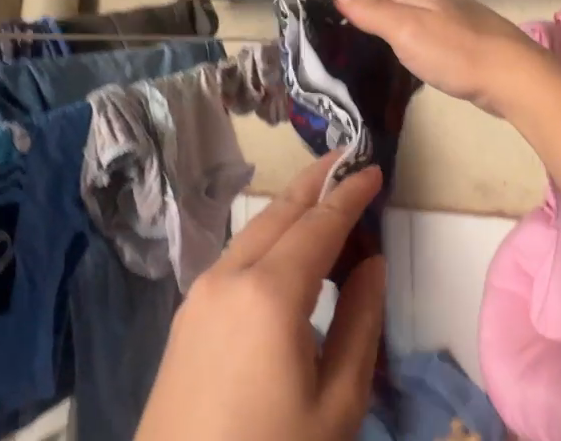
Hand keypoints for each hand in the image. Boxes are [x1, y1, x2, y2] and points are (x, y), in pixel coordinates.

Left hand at [135, 152, 386, 440]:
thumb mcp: (336, 404)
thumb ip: (360, 325)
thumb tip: (371, 266)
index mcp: (270, 293)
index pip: (320, 224)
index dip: (350, 194)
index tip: (374, 168)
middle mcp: (229, 278)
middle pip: (279, 213)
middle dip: (315, 181)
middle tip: (346, 156)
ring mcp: (199, 297)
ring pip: (252, 232)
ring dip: (289, 206)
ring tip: (321, 192)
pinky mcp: (186, 319)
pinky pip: (234, 257)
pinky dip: (267, 236)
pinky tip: (283, 248)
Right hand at [333, 0, 560, 118]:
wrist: (513, 77)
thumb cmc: (456, 52)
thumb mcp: (406, 29)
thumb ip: (371, 9)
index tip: (306, 16)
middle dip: (351, 9)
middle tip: (320, 38)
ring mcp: (443, 16)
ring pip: (397, 13)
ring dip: (373, 25)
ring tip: (346, 48)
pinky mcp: (454, 39)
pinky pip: (413, 31)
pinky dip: (395, 39)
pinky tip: (388, 56)